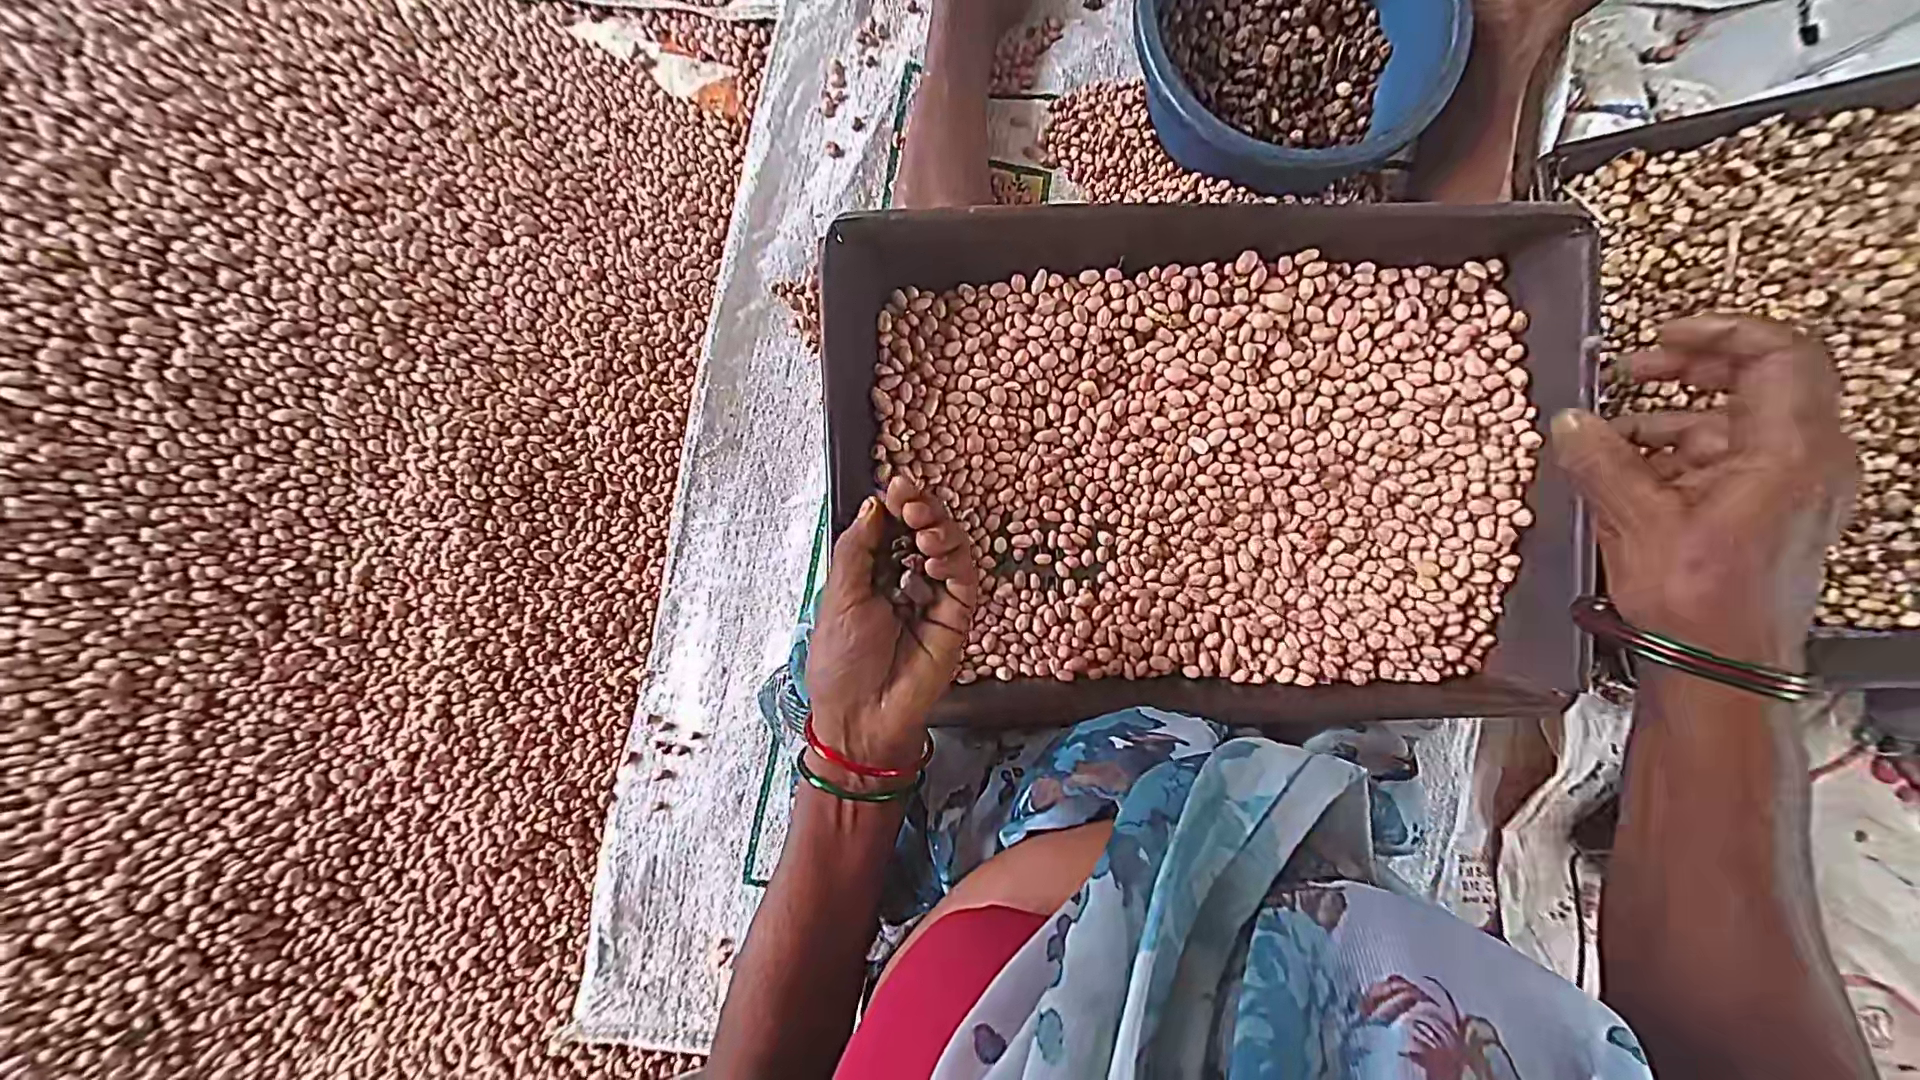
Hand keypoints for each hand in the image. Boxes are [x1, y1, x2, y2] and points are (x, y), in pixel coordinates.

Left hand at [807, 477, 980, 769]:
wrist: (861, 716)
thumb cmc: (842, 662)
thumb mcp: (839, 596)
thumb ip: (857, 548)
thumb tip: (874, 504)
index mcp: (875, 571)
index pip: (892, 526)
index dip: (897, 503)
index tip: (895, 485)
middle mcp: (907, 578)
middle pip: (924, 530)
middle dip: (920, 509)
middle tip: (911, 500)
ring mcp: (934, 596)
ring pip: (949, 548)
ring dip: (939, 529)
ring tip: (923, 529)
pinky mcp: (956, 616)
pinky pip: (964, 579)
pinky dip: (954, 561)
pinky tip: (935, 558)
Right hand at [1552, 315, 1857, 667]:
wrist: (1719, 659)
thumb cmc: (1698, 595)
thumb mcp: (1637, 520)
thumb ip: (1602, 462)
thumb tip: (1570, 421)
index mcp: (1791, 452)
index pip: (1778, 358)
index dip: (1719, 334)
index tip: (1659, 335)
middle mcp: (1803, 460)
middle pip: (1758, 384)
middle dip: (1689, 371)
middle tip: (1629, 370)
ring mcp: (1783, 485)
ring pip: (1725, 426)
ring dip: (1662, 422)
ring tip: (1602, 440)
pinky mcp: (1757, 507)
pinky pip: (1713, 460)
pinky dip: (1666, 456)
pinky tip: (1619, 473)